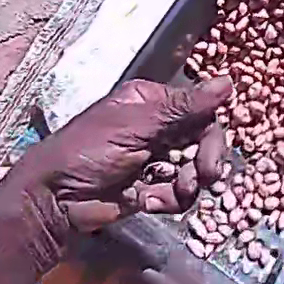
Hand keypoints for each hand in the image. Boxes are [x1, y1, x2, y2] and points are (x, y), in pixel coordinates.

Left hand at [10, 77, 232, 237]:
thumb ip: (184, 108)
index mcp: (151, 103)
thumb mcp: (137, 125)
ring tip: (177, 190)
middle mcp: (156, 128)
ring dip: (189, 182)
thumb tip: (228, 82)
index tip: (211, 154)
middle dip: (204, 161)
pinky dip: (171, 198)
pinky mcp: (149, 188)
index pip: (198, 111)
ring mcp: (153, 159)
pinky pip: (177, 192)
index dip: (210, 133)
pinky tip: (153, 201)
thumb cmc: (89, 150)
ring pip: (193, 169)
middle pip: (200, 141)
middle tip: (205, 178)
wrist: (55, 200)